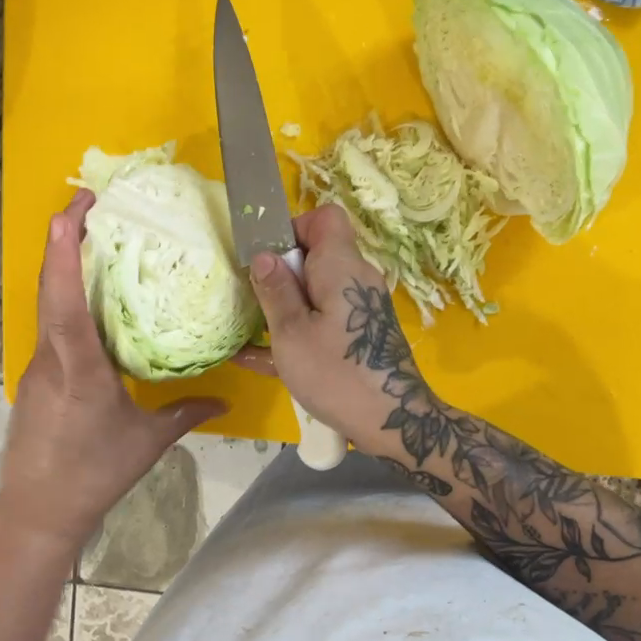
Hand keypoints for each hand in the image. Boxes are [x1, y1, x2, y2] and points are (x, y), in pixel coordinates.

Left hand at [0, 189, 225, 542]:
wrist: (40, 509)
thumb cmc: (95, 474)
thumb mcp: (147, 442)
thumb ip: (185, 413)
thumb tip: (222, 400)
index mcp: (79, 371)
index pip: (65, 305)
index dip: (63, 256)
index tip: (71, 213)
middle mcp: (52, 360)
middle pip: (49, 292)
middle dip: (62, 242)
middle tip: (87, 203)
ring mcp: (39, 368)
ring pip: (49, 309)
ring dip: (64, 270)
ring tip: (93, 239)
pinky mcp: (38, 379)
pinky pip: (53, 330)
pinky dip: (67, 303)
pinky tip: (91, 301)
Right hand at [232, 205, 432, 449]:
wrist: (392, 421)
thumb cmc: (337, 374)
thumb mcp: (292, 333)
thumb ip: (275, 291)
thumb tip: (264, 256)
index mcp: (342, 266)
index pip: (325, 219)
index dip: (292, 228)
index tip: (266, 259)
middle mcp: (357, 281)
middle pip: (317, 257)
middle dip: (281, 274)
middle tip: (252, 300)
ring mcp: (361, 312)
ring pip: (317, 295)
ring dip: (283, 308)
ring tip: (247, 330)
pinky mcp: (361, 339)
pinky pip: (323, 324)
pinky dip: (296, 334)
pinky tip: (255, 358)